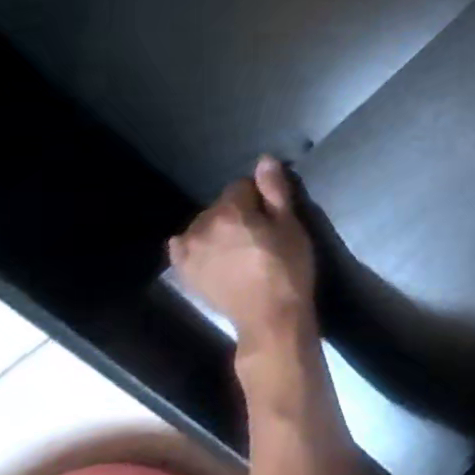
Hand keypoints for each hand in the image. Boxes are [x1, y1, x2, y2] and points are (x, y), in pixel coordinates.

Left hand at [169, 156, 316, 344]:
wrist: (269, 315)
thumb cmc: (288, 267)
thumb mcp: (291, 226)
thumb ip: (275, 191)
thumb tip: (265, 160)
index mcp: (230, 212)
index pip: (242, 185)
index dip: (262, 196)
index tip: (275, 214)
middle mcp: (200, 226)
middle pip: (221, 205)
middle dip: (240, 211)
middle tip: (263, 233)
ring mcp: (186, 250)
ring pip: (205, 224)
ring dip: (222, 228)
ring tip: (244, 248)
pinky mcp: (183, 270)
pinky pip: (185, 245)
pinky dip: (199, 244)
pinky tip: (216, 255)